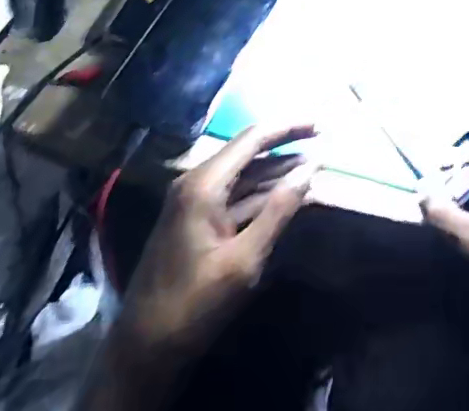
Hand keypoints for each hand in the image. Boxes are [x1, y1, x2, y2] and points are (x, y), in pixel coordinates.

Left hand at [104, 125, 317, 390]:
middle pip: (248, 152)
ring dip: (277, 171)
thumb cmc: (194, 303)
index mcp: (203, 182)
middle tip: (322, 140)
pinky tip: (287, 195)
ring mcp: (195, 200)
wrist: (146, 344)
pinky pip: (236, 197)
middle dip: (285, 145)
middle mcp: (197, 181)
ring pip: (244, 176)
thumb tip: (309, 170)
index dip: (287, 128)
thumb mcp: (243, 261)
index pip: (252, 139)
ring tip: (314, 166)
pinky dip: (262, 194)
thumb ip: (277, 212)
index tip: (319, 124)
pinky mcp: (198, 219)